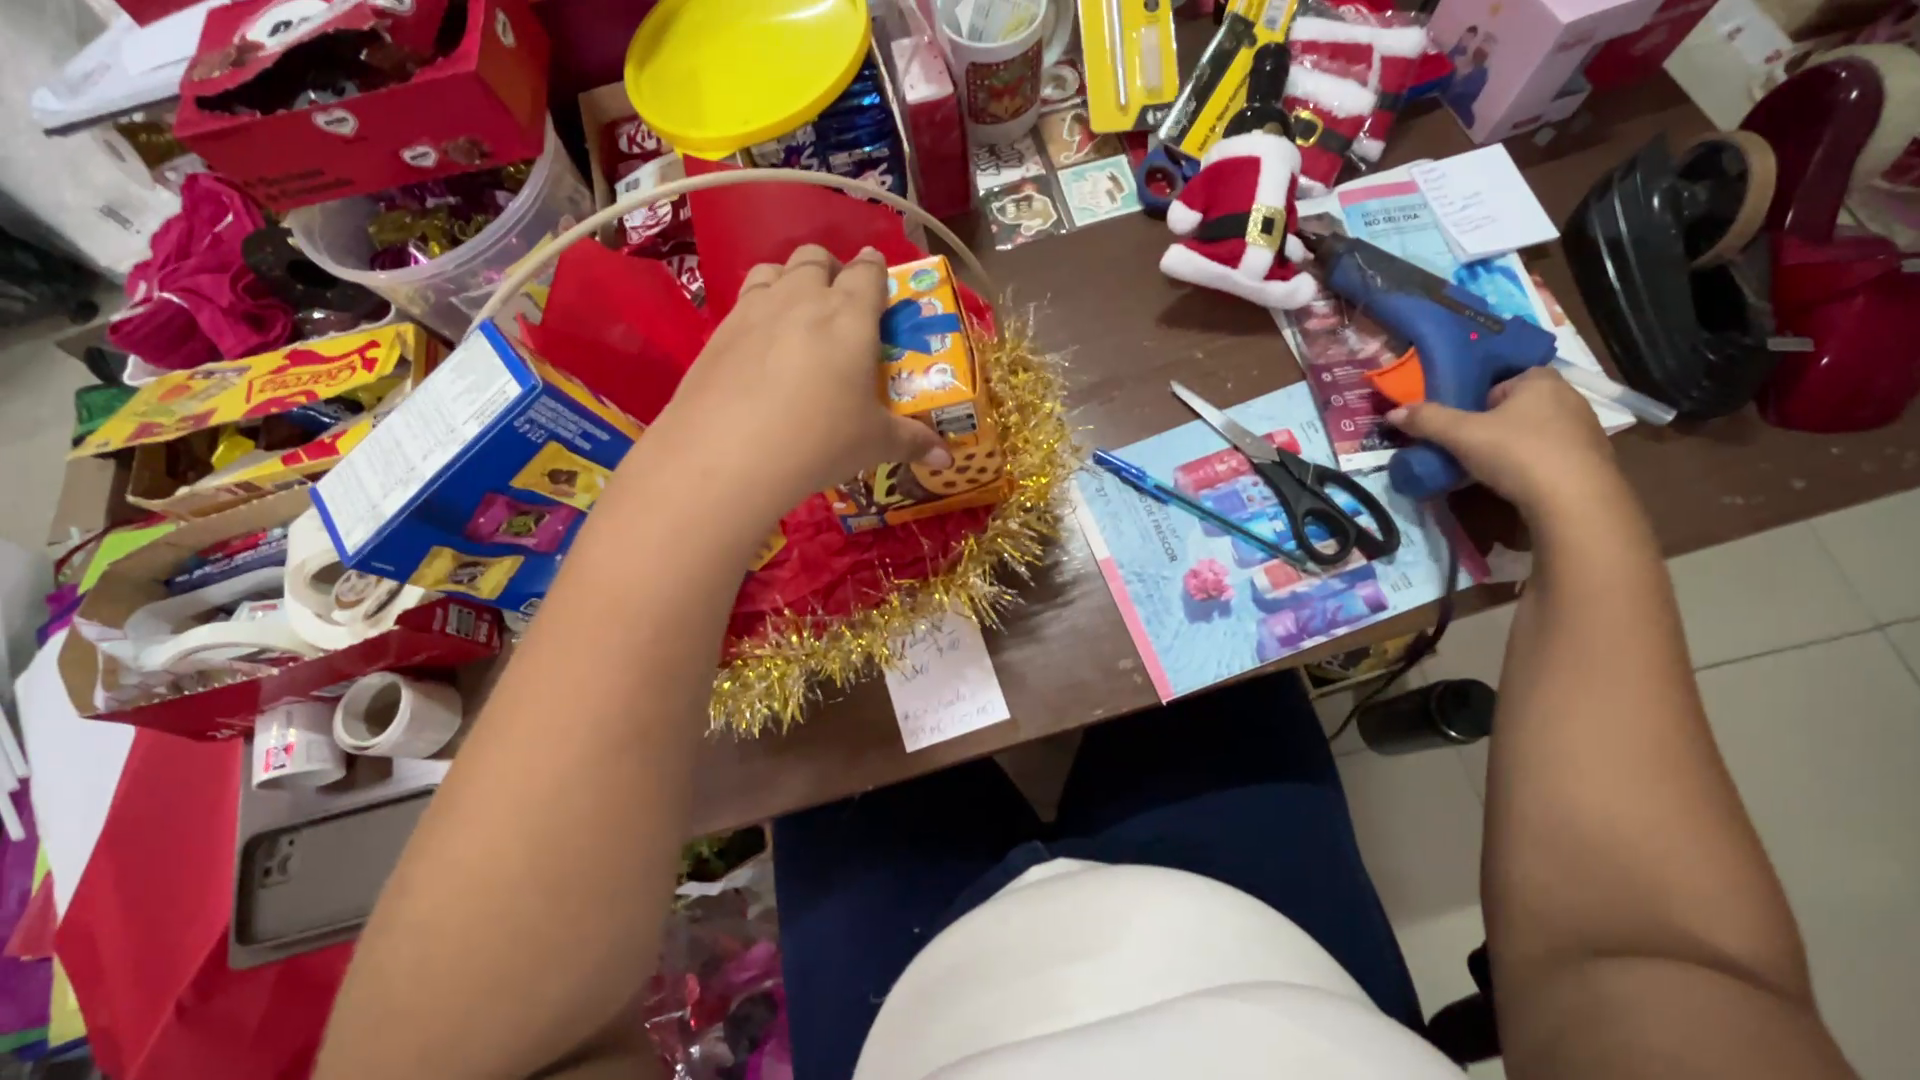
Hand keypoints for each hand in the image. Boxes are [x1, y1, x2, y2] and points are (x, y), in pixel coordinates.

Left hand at [645, 245, 950, 514]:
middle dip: (830, 268)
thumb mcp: (872, 443)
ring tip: (795, 310)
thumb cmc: (820, 440)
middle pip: (816, 258)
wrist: (729, 453)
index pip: (868, 272)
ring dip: (789, 279)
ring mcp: (756, 310)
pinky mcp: (720, 331)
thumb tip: (946, 459)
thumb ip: (911, 443)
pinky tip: (759, 345)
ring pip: (774, 269)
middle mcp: (803, 298)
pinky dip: (757, 310)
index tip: (878, 273)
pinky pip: (743, 301)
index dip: (875, 269)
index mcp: (850, 315)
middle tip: (837, 298)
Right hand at [1387, 368, 1618, 515]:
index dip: (1476, 401)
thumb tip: (1392, 412)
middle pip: (1515, 407)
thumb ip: (1427, 421)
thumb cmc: (1518, 453)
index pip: (1500, 382)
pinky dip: (1532, 465)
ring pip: (1533, 432)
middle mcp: (1568, 397)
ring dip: (1512, 447)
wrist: (1575, 500)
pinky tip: (1517, 484)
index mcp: (1540, 380)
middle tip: (1467, 448)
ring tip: (1489, 470)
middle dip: (1492, 425)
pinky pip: (1551, 455)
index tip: (1461, 425)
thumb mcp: (1462, 435)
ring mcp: (1584, 429)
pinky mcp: (1592, 460)